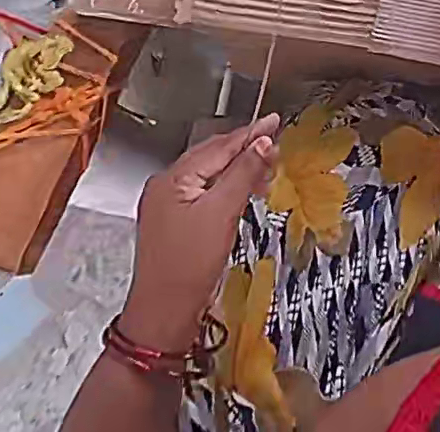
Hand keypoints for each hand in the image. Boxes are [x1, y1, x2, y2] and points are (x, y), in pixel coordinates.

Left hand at [118, 113, 280, 352]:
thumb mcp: (223, 213)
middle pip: (213, 155)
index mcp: (173, 178)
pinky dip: (227, 185)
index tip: (274, 121)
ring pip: (210, 172)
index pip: (220, 146)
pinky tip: (243, 190)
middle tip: (275, 143)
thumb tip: (264, 141)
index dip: (251, 133)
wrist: (164, 318)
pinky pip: (205, 190)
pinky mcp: (174, 221)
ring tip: (266, 166)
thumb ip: (244, 172)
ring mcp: (167, 204)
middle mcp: (166, 185)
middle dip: (245, 148)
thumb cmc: (190, 265)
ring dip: (238, 167)